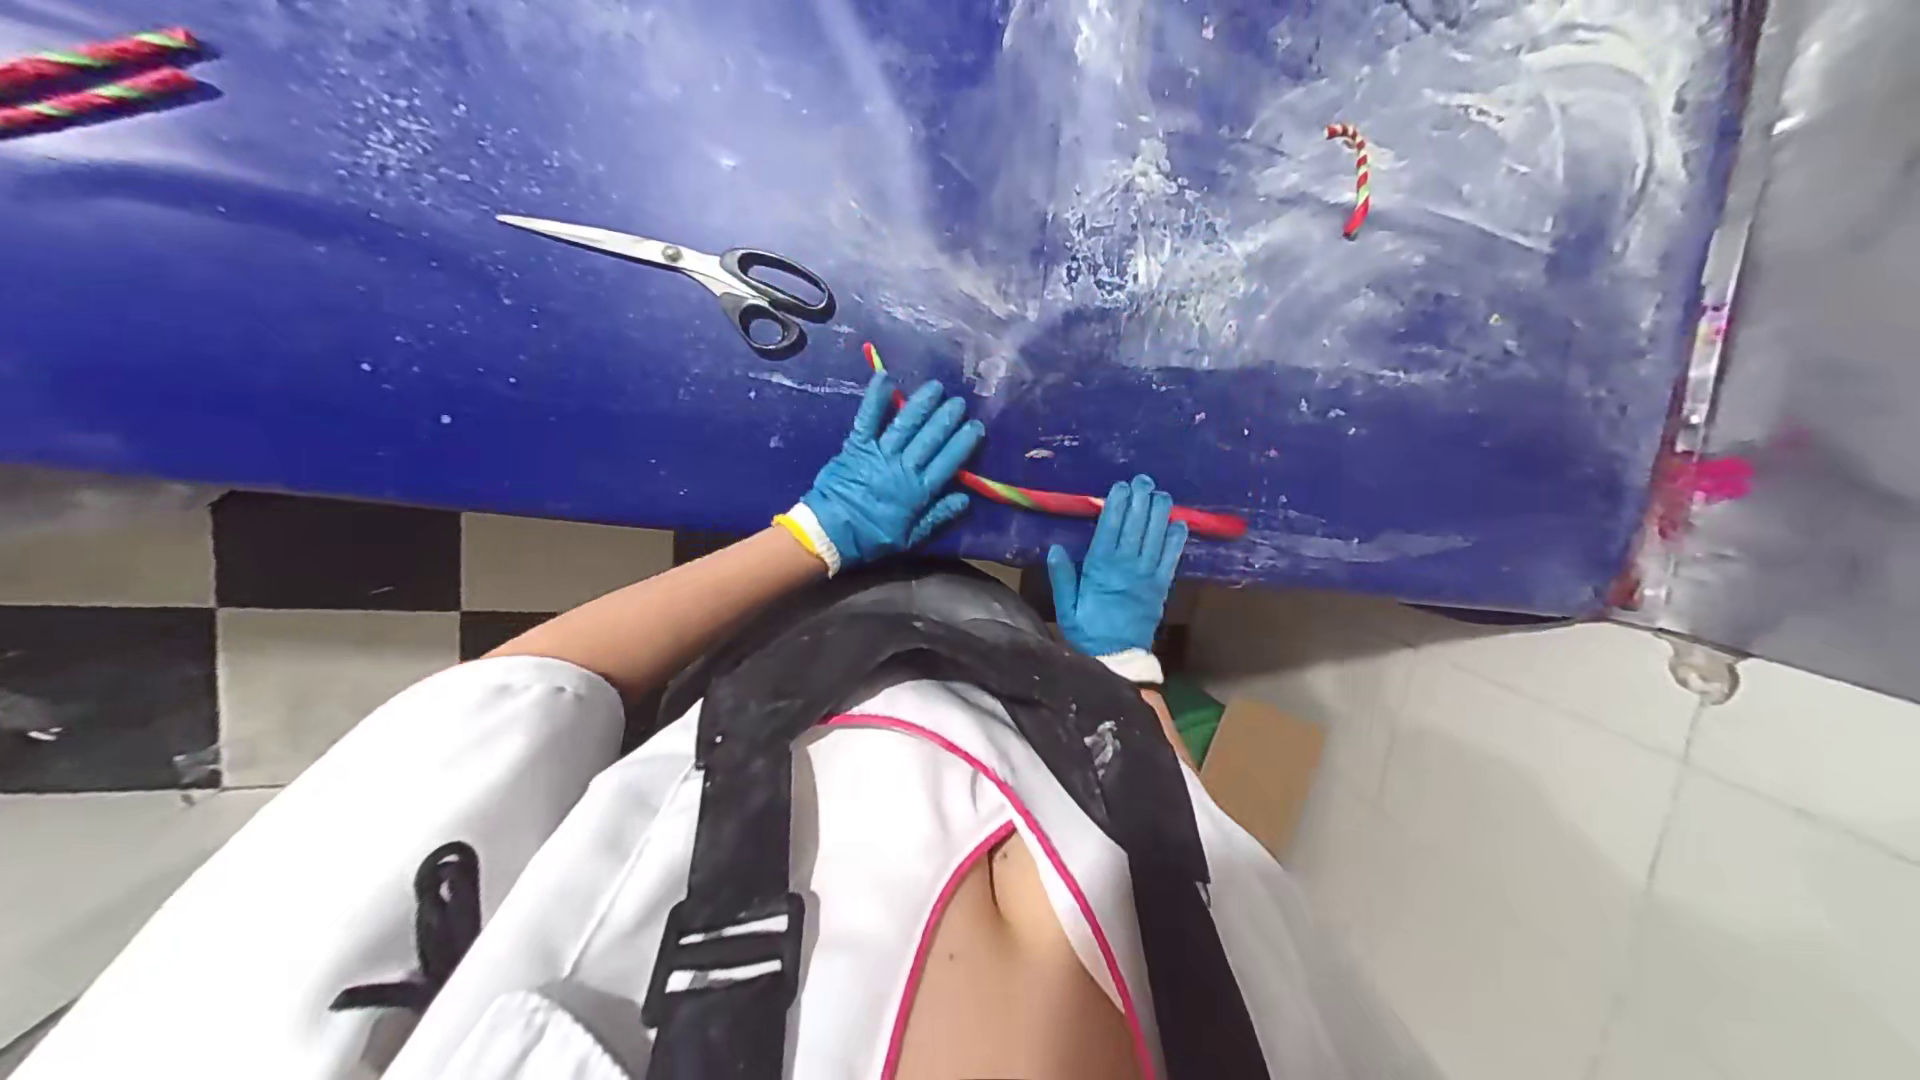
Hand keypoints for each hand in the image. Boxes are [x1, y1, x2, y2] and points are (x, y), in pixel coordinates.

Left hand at [797, 371, 983, 570]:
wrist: (830, 534)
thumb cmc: (872, 539)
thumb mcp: (910, 538)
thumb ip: (937, 517)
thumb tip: (965, 498)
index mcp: (919, 491)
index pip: (948, 461)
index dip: (963, 443)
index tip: (976, 426)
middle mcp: (903, 468)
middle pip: (931, 438)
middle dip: (947, 418)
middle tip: (959, 402)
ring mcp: (880, 454)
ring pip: (906, 424)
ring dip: (922, 404)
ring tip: (936, 387)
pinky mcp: (857, 446)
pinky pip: (868, 418)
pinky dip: (876, 398)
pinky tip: (885, 378)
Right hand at [1047, 474, 1188, 661]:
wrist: (1117, 658)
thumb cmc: (1087, 631)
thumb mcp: (1065, 607)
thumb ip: (1062, 578)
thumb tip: (1056, 549)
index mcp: (1100, 570)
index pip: (1109, 530)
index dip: (1116, 506)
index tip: (1120, 487)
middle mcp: (1126, 568)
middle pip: (1135, 527)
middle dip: (1139, 501)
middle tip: (1143, 481)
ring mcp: (1147, 576)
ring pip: (1154, 537)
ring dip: (1158, 514)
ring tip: (1161, 494)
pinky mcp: (1161, 587)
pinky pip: (1171, 559)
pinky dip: (1176, 540)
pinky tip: (1178, 523)